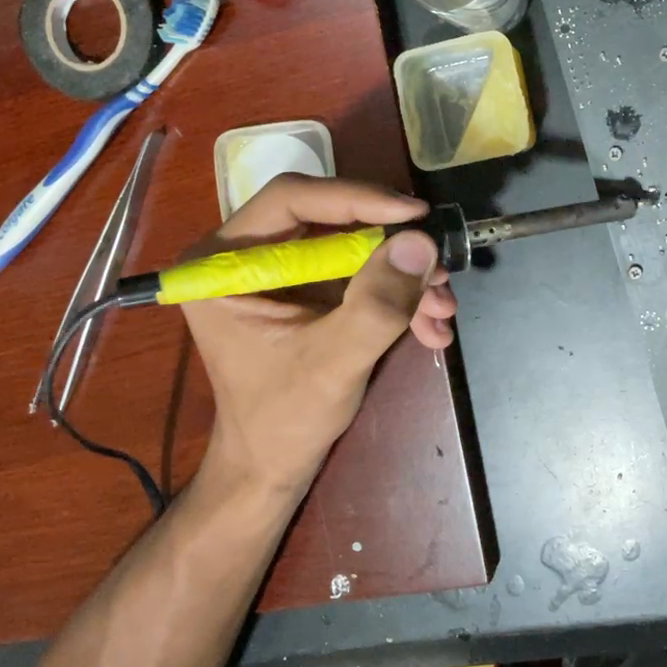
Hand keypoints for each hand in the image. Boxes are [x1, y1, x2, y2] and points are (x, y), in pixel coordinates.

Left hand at [180, 175, 457, 494]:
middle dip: (392, 249)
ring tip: (442, 311)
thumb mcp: (332, 363)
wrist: (273, 468)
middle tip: (440, 270)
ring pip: (357, 248)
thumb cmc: (283, 420)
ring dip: (406, 277)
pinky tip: (432, 328)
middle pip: (332, 220)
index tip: (414, 215)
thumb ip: (375, 305)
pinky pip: (364, 276)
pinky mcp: (313, 293)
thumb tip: (422, 242)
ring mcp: (285, 274)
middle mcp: (250, 256)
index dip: (356, 198)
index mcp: (224, 262)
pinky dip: (401, 297)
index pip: (292, 199)